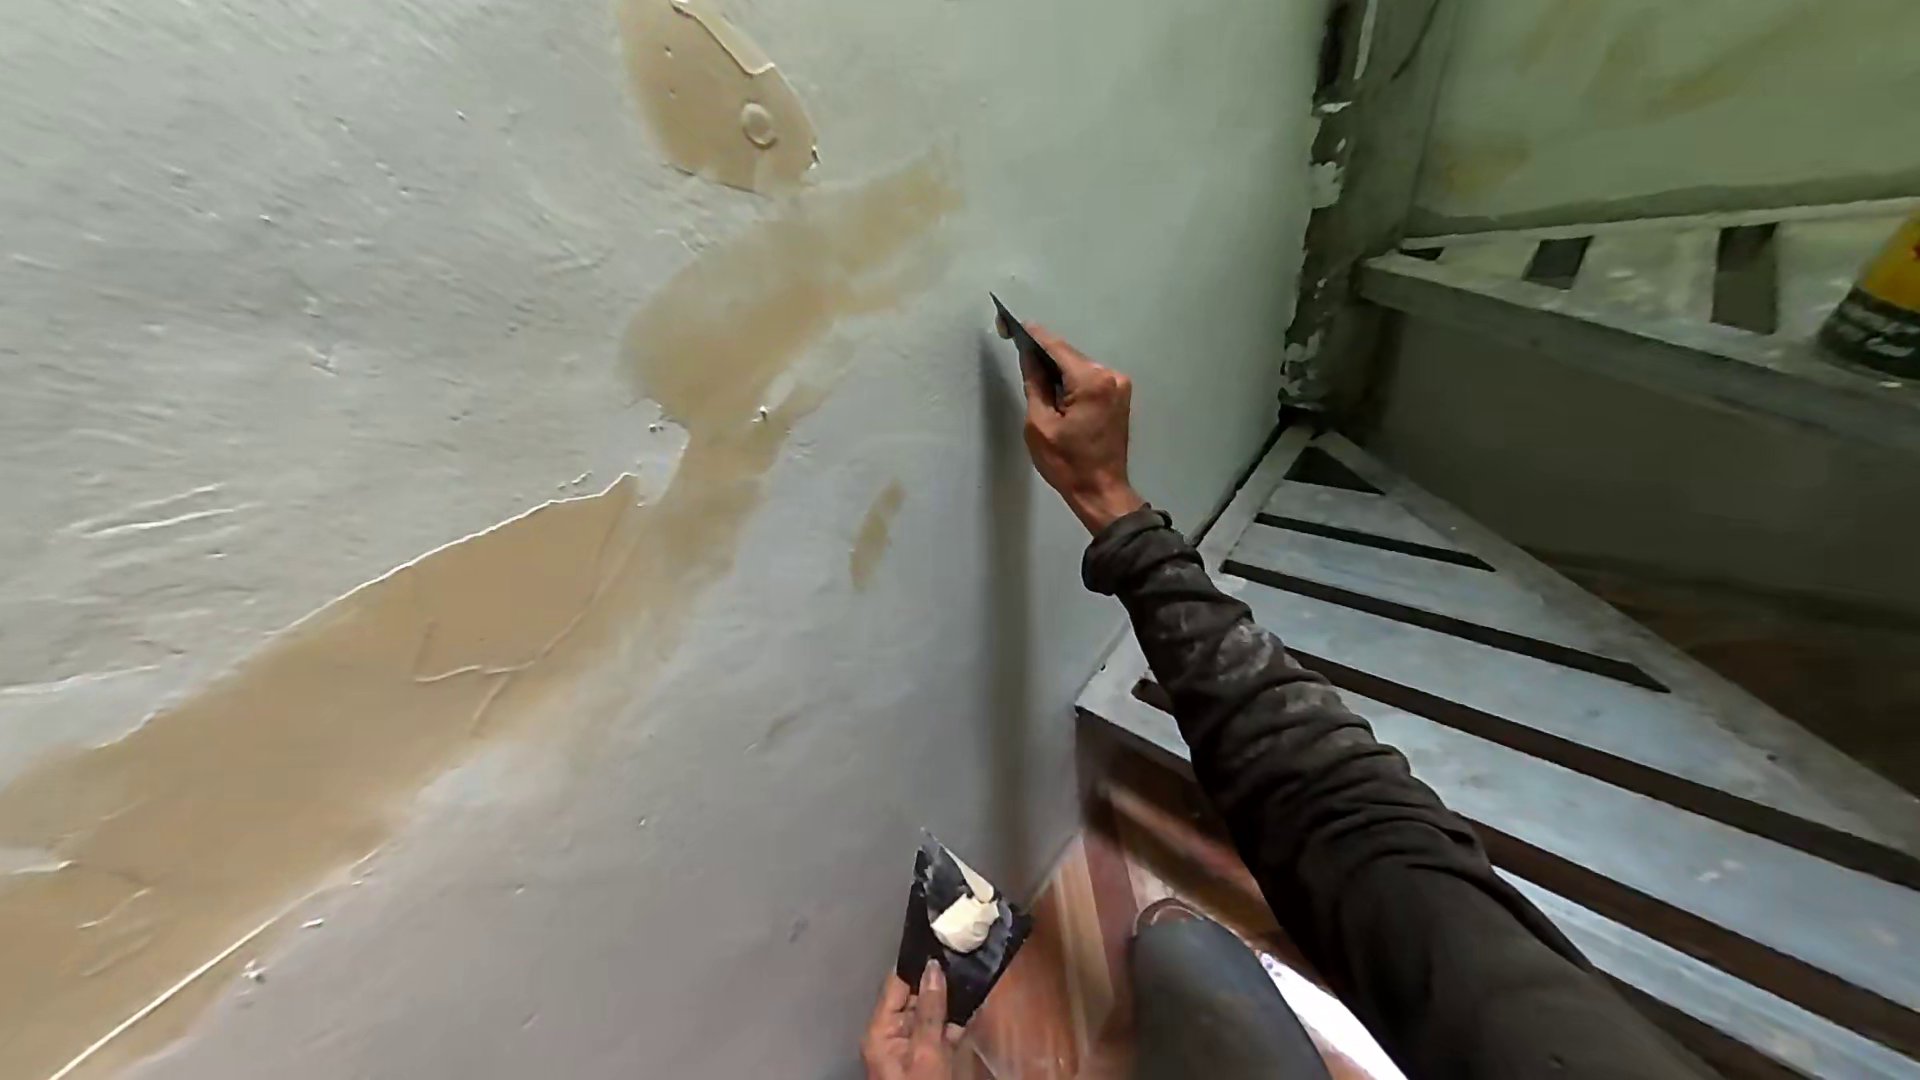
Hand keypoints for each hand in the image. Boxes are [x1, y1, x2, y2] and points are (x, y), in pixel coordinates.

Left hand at [861, 962, 962, 1079]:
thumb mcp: (927, 1051)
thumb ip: (931, 1008)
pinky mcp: (920, 1061)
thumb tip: (934, 965)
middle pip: (913, 996)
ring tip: (969, 986)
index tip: (941, 945)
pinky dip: (950, 1026)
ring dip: (948, 1006)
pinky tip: (968, 1013)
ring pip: (927, 1014)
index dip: (918, 964)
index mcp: (880, 1030)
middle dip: (937, 984)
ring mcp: (905, 1048)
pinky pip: (934, 1033)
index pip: (896, 982)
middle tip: (962, 965)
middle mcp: (889, 1034)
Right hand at [1013, 324, 1146, 533]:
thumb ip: (1035, 384)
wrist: (1101, 491)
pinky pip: (1088, 380)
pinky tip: (1056, 396)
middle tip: (1017, 357)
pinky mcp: (1120, 396)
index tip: (1009, 324)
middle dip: (1043, 357)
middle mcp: (1110, 376)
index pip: (1055, 347)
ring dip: (1057, 372)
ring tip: (1036, 386)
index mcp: (1091, 381)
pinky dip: (1070, 383)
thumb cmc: (1067, 465)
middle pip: (1068, 356)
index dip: (1030, 335)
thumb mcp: (1039, 425)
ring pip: (1078, 368)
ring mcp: (1119, 385)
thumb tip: (1029, 357)